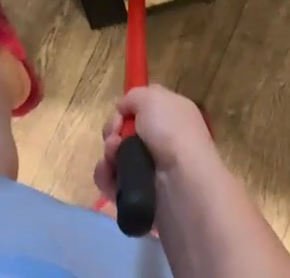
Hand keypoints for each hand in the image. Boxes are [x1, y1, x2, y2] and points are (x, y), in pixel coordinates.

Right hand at [93, 85, 217, 197]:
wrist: (182, 183)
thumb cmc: (171, 132)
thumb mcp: (153, 98)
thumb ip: (133, 97)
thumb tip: (122, 109)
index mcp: (172, 114)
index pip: (145, 106)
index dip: (129, 106)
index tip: (121, 110)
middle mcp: (162, 139)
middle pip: (125, 129)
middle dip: (113, 129)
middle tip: (116, 134)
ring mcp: (150, 167)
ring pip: (116, 154)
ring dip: (109, 153)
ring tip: (114, 157)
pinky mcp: (137, 192)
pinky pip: (113, 180)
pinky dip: (107, 176)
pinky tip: (110, 174)